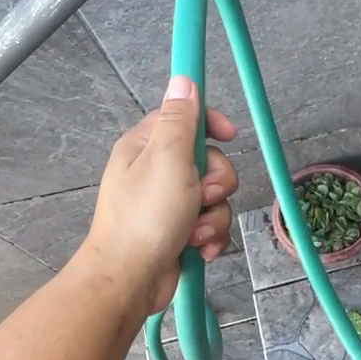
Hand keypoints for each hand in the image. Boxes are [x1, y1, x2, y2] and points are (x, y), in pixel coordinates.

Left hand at [76, 75, 239, 317]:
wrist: (130, 279)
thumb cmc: (145, 218)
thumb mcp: (167, 159)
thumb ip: (180, 120)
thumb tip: (184, 80)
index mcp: (146, 147)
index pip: (185, 118)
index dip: (211, 123)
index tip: (230, 135)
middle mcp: (156, 172)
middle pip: (210, 161)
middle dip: (217, 183)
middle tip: (202, 196)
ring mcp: (169, 203)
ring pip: (216, 196)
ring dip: (214, 216)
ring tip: (194, 232)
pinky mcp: (180, 230)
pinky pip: (212, 223)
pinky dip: (210, 236)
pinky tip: (198, 248)